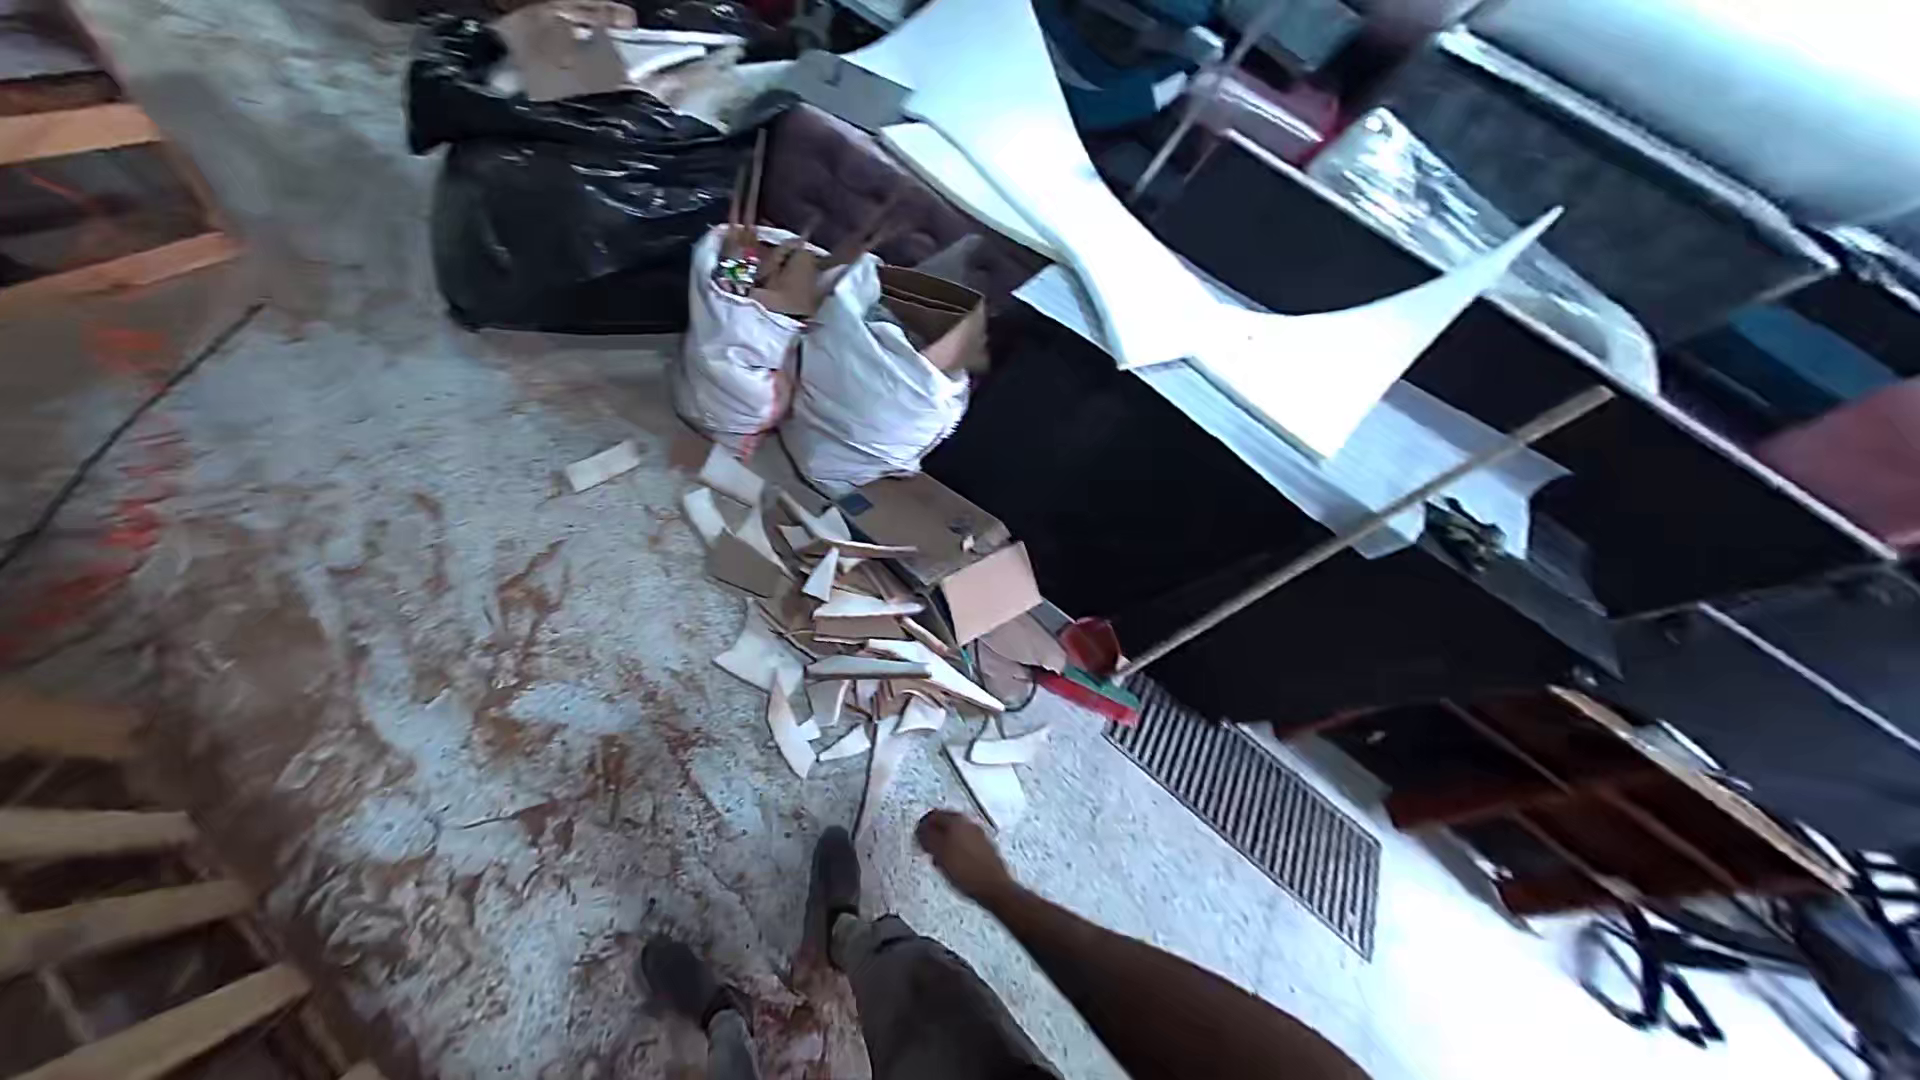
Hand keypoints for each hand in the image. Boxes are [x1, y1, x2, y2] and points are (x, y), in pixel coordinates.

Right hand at [916, 809, 1017, 904]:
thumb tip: (920, 830)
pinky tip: (952, 862)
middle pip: (945, 821)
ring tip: (937, 857)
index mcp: (957, 821)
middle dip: (933, 832)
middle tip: (925, 845)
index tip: (917, 837)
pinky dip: (955, 847)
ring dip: (944, 840)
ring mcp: (978, 834)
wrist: (993, 887)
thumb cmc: (968, 873)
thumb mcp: (940, 855)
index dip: (922, 826)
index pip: (933, 815)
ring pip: (954, 832)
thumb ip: (927, 839)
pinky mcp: (984, 846)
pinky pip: (964, 841)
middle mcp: (969, 823)